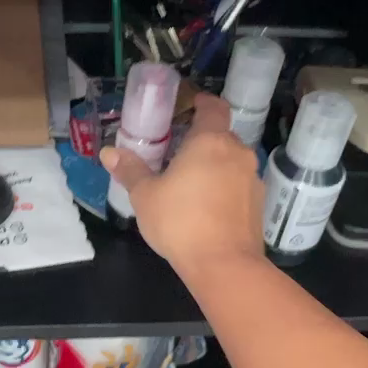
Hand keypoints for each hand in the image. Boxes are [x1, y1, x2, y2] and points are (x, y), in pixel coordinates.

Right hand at [103, 93, 264, 276]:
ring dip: (213, 166)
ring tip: (189, 183)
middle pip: (221, 136)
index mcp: (210, 141)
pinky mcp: (258, 204)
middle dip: (201, 141)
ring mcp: (252, 179)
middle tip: (176, 152)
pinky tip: (205, 207)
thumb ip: (130, 170)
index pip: (213, 107)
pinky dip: (223, 188)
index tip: (189, 106)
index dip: (202, 102)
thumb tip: (109, 152)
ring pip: (230, 162)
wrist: (224, 265)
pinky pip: (237, 185)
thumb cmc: (180, 221)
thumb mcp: (146, 196)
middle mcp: (237, 153)